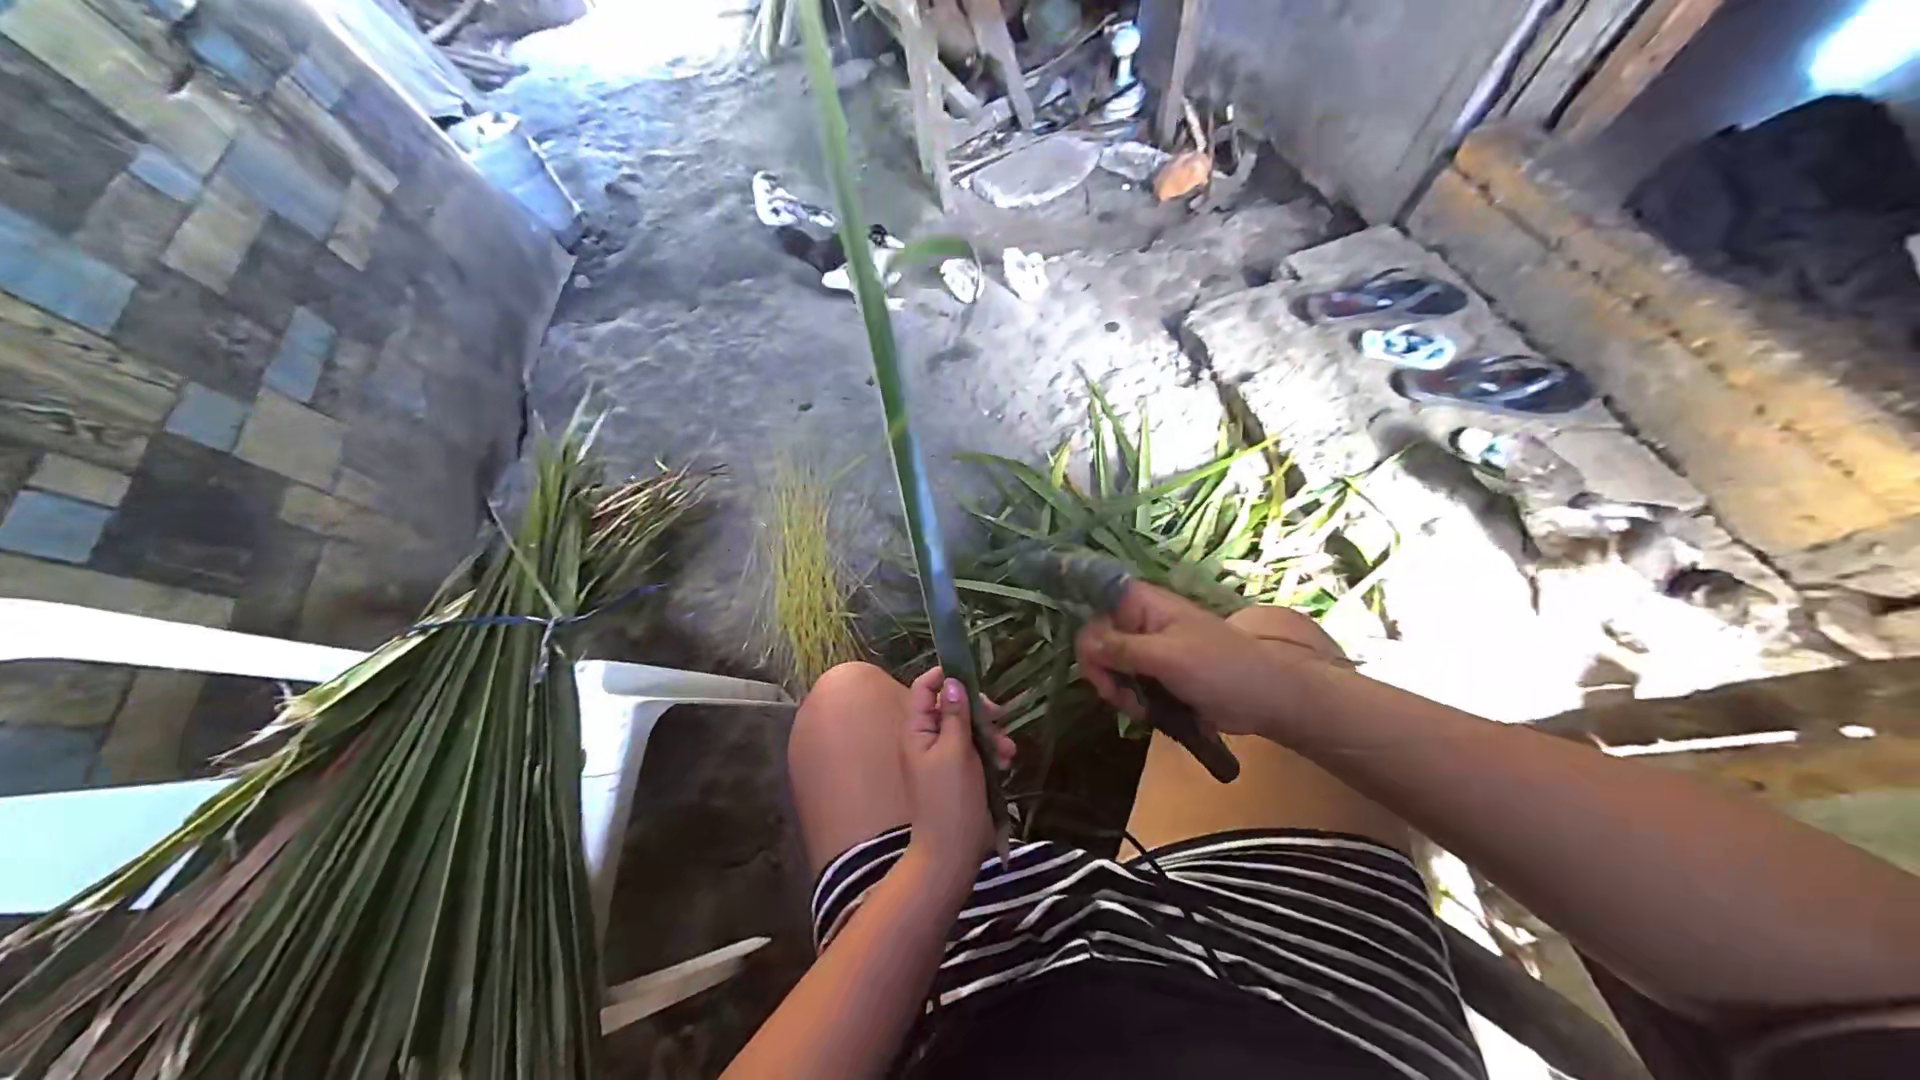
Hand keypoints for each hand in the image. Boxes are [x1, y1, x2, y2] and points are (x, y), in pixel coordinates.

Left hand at [902, 668, 1015, 876]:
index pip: (924, 689)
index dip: (945, 677)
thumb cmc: (950, 797)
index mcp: (916, 730)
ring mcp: (943, 756)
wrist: (952, 850)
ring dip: (990, 734)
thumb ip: (954, 715)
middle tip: (1000, 716)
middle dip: (978, 710)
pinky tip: (1005, 763)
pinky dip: (990, 752)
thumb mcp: (955, 751)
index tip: (972, 675)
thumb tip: (953, 682)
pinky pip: (975, 750)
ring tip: (1007, 750)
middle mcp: (927, 739)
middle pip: (951, 707)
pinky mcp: (959, 772)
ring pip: (968, 728)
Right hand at [1076, 582, 1301, 736]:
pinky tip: (1144, 712)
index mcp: (1146, 604)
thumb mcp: (1167, 656)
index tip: (1093, 661)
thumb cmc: (1221, 668)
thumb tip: (1083, 642)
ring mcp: (1150, 649)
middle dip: (1102, 669)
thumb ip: (1122, 648)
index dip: (1090, 629)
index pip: (1098, 603)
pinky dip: (1129, 698)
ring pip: (1110, 664)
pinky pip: (1127, 681)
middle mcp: (1143, 622)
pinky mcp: (1157, 674)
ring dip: (1116, 689)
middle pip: (1098, 638)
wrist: (1267, 700)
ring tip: (1138, 708)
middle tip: (1117, 695)